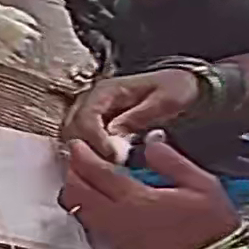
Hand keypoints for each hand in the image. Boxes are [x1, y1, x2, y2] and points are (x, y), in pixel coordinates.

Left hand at [60, 132, 236, 248]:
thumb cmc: (210, 222)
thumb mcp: (202, 185)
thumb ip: (171, 162)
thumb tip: (150, 140)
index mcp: (135, 199)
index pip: (96, 172)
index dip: (82, 155)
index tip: (77, 143)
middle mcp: (113, 215)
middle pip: (75, 189)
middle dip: (72, 169)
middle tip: (77, 156)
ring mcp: (108, 230)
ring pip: (74, 205)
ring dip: (72, 186)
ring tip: (81, 173)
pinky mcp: (109, 240)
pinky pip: (82, 217)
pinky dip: (78, 202)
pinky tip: (90, 194)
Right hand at [61, 69, 200, 160]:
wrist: (177, 85)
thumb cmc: (174, 89)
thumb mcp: (167, 99)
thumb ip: (139, 115)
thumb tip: (112, 132)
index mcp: (105, 91)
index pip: (86, 117)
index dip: (95, 138)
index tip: (112, 155)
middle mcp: (88, 101)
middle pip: (71, 129)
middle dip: (87, 148)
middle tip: (111, 163)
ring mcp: (86, 113)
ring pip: (71, 137)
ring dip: (86, 152)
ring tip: (110, 163)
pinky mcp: (89, 125)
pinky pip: (79, 141)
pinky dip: (88, 152)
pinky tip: (106, 160)